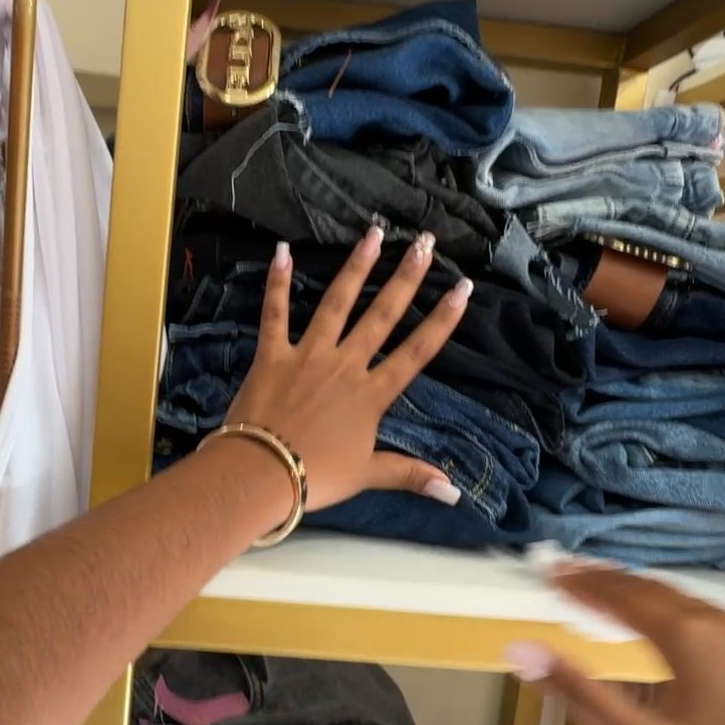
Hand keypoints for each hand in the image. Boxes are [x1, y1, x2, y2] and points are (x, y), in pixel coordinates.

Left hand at [223, 227, 472, 511]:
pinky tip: (282, 251)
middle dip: (407, 276)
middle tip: (424, 241)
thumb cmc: (316, 476)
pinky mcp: (272, 354)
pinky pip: (274, 312)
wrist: (262, 472)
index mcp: (371, 394)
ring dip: (356, 267)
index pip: (416, 351)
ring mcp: (307, 354)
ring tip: (373, 234)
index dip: (442, 319)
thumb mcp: (367, 475)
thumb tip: (454, 491)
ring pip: (336, 303)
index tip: (462, 287)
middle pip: (382, 315)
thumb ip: (409, 473)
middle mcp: (345, 365)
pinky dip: (277, 282)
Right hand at [506, 561, 724, 724]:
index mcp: (690, 637)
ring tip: (618, 595)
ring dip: (649, 595)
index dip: (582, 582)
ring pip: (694, 604)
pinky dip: (687, 615)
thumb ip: (579, 693)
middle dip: (611, 581)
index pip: (621, 595)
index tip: (550, 570)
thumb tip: (518, 650)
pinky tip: (684, 633)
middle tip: (574, 573)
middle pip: (657, 591)